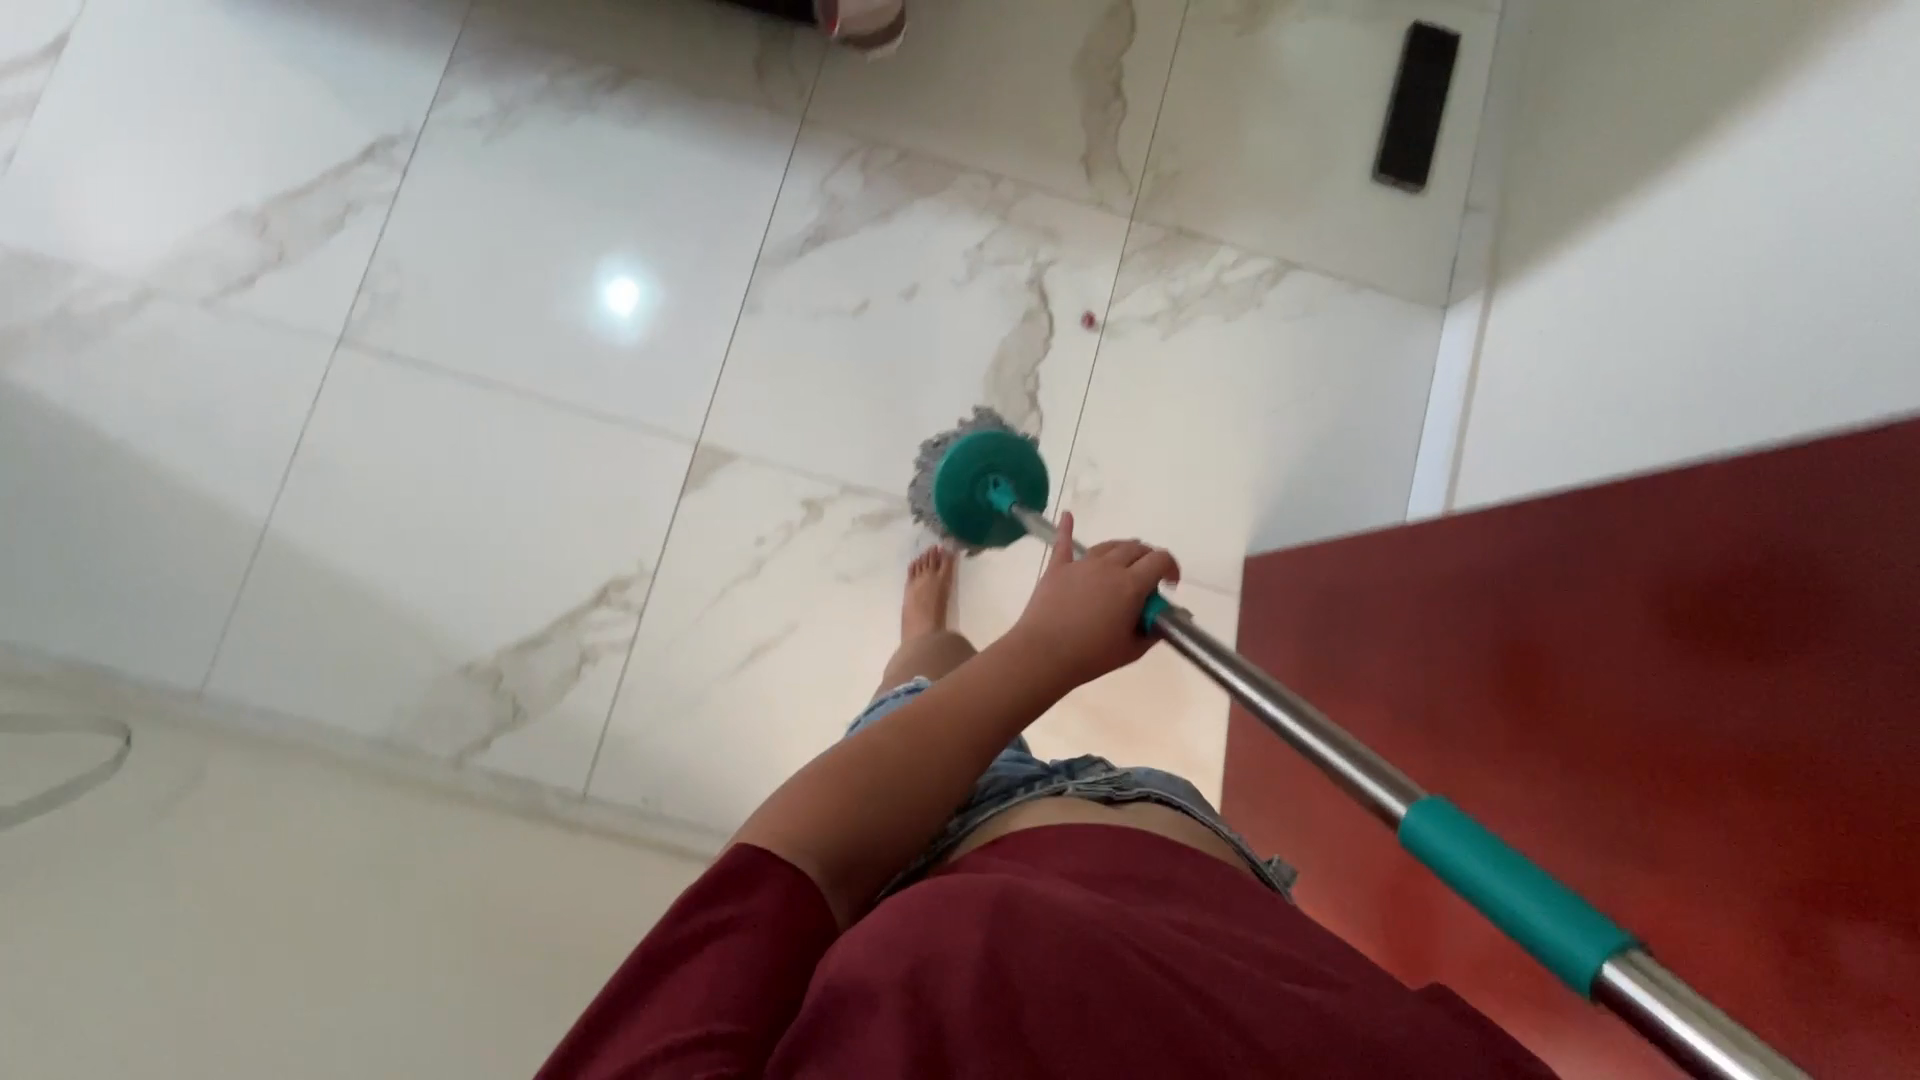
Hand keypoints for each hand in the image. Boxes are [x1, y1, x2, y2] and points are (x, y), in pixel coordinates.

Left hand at [1008, 512, 1180, 691]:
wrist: (1043, 654)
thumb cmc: (1091, 656)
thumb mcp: (1132, 650)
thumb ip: (1151, 632)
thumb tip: (1159, 621)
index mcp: (1131, 584)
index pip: (1160, 560)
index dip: (1171, 568)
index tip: (1169, 584)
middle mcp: (1108, 566)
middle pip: (1136, 548)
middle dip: (1148, 559)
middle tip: (1147, 578)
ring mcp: (1081, 564)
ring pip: (1108, 545)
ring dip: (1122, 550)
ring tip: (1124, 563)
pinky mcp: (1057, 568)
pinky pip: (1063, 542)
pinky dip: (1067, 528)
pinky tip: (1067, 516)